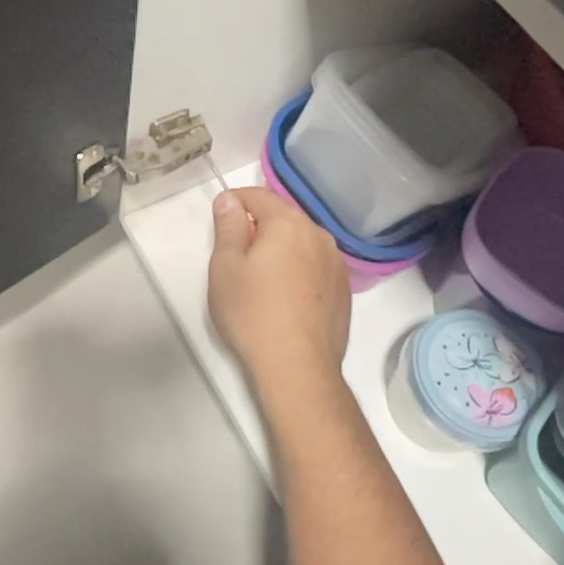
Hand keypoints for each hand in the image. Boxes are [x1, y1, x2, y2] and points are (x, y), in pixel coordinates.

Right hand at [207, 187, 350, 385]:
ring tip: (260, 280)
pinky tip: (284, 299)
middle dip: (259, 227)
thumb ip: (228, 227)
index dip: (235, 201)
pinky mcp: (343, 292)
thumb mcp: (225, 267)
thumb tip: (230, 200)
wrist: (297, 368)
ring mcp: (336, 264)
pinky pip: (315, 268)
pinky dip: (298, 271)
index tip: (220, 219)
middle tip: (235, 255)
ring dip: (281, 250)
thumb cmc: (252, 314)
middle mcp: (319, 236)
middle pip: (283, 218)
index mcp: (289, 224)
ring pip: (302, 244)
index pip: (258, 196)